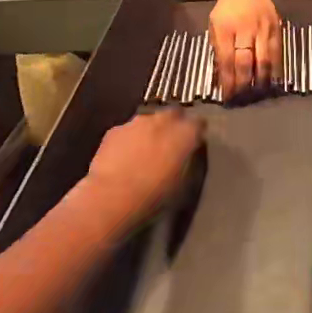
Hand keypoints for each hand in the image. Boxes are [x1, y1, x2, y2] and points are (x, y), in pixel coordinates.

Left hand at [83, 109, 204, 225]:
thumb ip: (190, 160)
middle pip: (174, 114)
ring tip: (143, 153)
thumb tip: (190, 153)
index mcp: (187, 131)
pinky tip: (122, 158)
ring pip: (149, 121)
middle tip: (168, 146)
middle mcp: (165, 119)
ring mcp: (138, 122)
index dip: (196, 134)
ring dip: (150, 131)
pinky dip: (128, 140)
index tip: (192, 145)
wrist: (112, 198)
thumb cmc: (156, 195)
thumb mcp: (185, 182)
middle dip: (173, 126)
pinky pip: (127, 131)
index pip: (199, 123)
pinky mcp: (115, 130)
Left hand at [209, 0, 283, 100]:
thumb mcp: (215, 24)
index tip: (227, 96)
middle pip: (246, 62)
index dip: (227, 81)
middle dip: (244, 84)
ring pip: (264, 60)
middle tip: (242, 98)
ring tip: (258, 93)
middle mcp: (245, 30)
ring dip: (261, 79)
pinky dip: (274, 68)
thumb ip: (218, 48)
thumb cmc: (228, 8)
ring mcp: (263, 29)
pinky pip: (276, 53)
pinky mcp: (277, 29)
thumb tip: (222, 75)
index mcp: (225, 29)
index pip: (226, 60)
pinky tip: (272, 79)